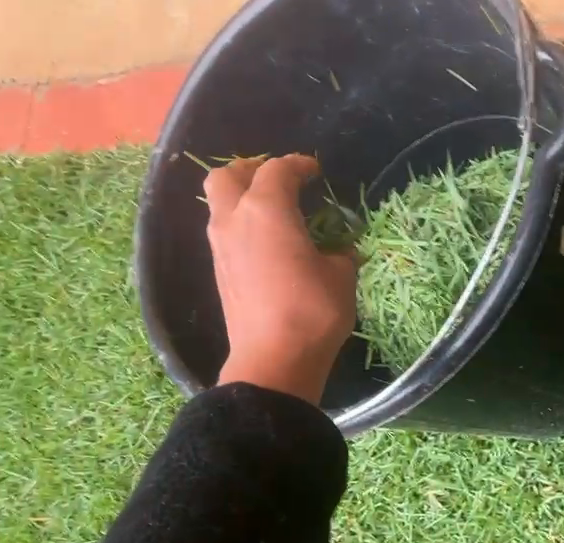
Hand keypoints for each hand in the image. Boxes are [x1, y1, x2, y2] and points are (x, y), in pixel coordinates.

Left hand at [205, 154, 357, 404]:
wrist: (276, 356)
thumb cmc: (315, 311)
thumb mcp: (342, 278)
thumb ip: (339, 255)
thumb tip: (338, 250)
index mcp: (268, 211)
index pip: (279, 172)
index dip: (297, 165)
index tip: (313, 168)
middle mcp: (236, 218)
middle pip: (229, 176)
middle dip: (252, 170)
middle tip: (277, 177)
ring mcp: (222, 244)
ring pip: (222, 202)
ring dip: (243, 197)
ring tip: (271, 209)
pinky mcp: (221, 269)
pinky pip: (226, 230)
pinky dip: (243, 223)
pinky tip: (267, 241)